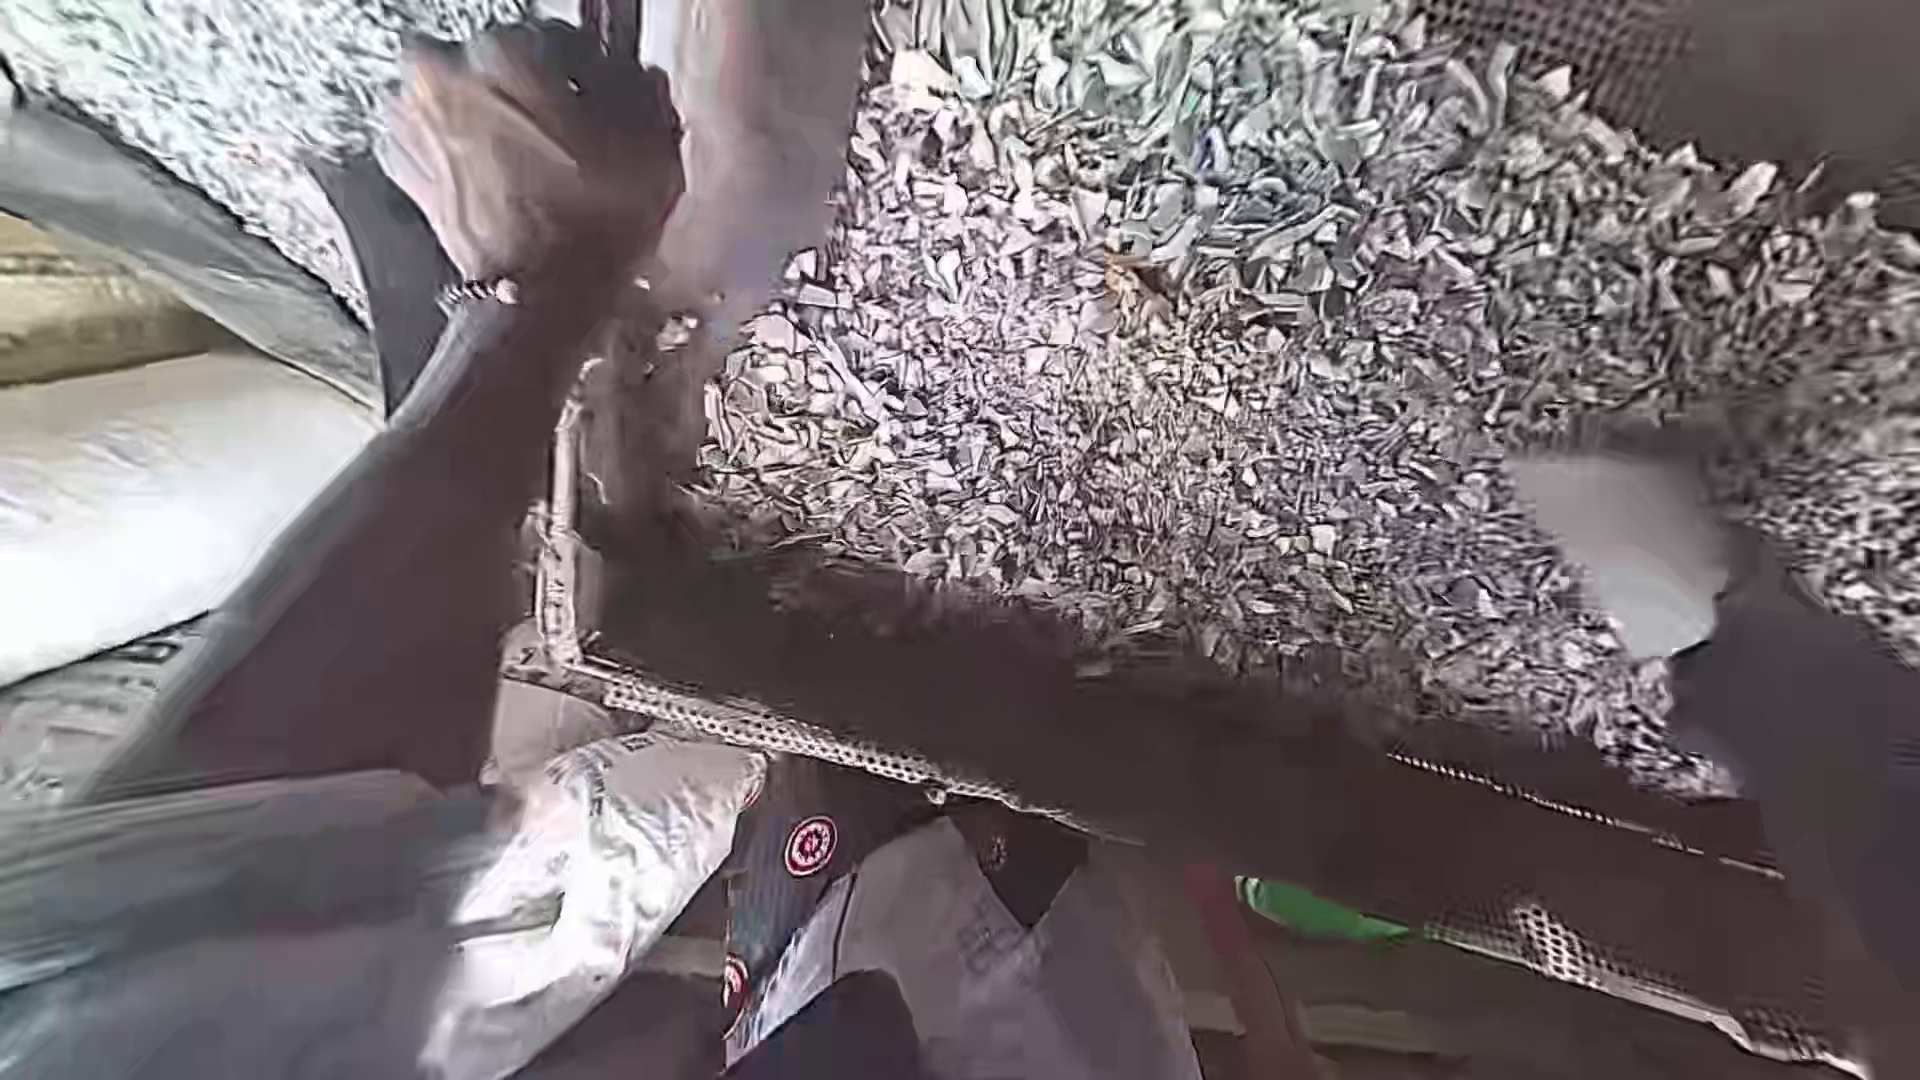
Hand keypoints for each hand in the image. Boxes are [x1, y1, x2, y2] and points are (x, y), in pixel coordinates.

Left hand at [378, 22, 683, 281]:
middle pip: (505, 65)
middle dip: (538, 97)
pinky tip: (503, 182)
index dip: (595, 78)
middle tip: (572, 145)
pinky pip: (439, 135)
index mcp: (510, 53)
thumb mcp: (653, 167)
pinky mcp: (401, 159)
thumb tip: (645, 81)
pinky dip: (467, 150)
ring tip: (538, 171)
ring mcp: (411, 113)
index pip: (562, 40)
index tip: (609, 109)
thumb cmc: (596, 233)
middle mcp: (444, 66)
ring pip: (468, 97)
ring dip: (500, 121)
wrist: (541, 299)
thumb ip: (651, 108)